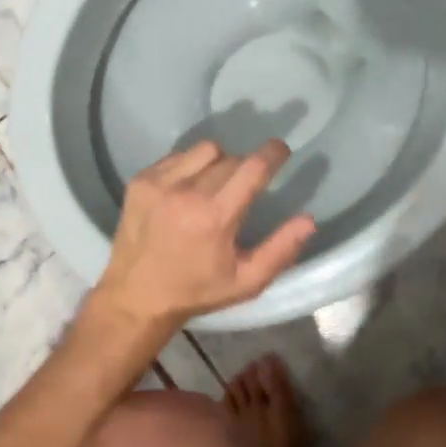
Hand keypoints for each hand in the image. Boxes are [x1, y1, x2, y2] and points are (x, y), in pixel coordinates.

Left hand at [95, 139, 315, 328]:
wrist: (136, 297)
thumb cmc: (197, 290)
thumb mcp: (246, 281)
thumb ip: (281, 250)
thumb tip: (309, 219)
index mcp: (215, 217)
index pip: (253, 167)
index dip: (273, 153)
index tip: (281, 150)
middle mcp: (186, 192)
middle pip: (232, 159)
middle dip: (244, 168)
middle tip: (242, 190)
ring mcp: (160, 183)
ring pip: (206, 150)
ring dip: (218, 162)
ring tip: (214, 186)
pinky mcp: (140, 180)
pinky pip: (178, 156)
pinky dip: (190, 166)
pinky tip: (186, 190)